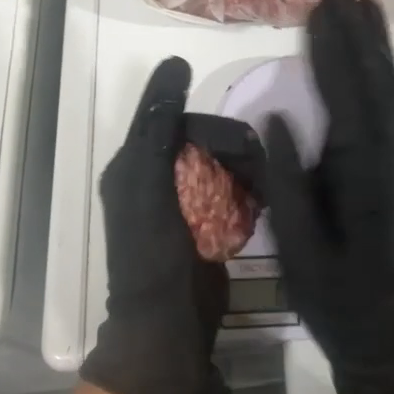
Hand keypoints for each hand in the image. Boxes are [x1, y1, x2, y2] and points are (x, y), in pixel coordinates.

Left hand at [80, 57, 239, 393]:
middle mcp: (152, 178)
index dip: (181, 98)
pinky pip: (230, 187)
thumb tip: (174, 67)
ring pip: (217, 159)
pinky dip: (247, 186)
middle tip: (254, 151)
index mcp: (131, 167)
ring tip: (262, 176)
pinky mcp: (204, 221)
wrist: (168, 327)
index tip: (208, 85)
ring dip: (243, 163)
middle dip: (227, 140)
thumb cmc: (153, 254)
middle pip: (196, 137)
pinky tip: (262, 193)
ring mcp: (180, 201)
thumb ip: (157, 129)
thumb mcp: (149, 185)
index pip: (161, 117)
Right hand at [263, 0, 393, 393]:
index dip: (331, 48)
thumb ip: (286, 182)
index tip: (319, 6)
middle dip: (355, 32)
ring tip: (367, 5)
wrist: (380, 324)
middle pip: (370, 80)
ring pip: (386, 89)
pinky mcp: (390, 163)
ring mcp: (390, 156)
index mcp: (356, 168)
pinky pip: (390, 107)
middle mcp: (380, 153)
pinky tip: (388, 56)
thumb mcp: (298, 247)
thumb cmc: (332, 291)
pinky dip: (388, 74)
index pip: (343, 94)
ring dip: (376, 45)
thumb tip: (272, 119)